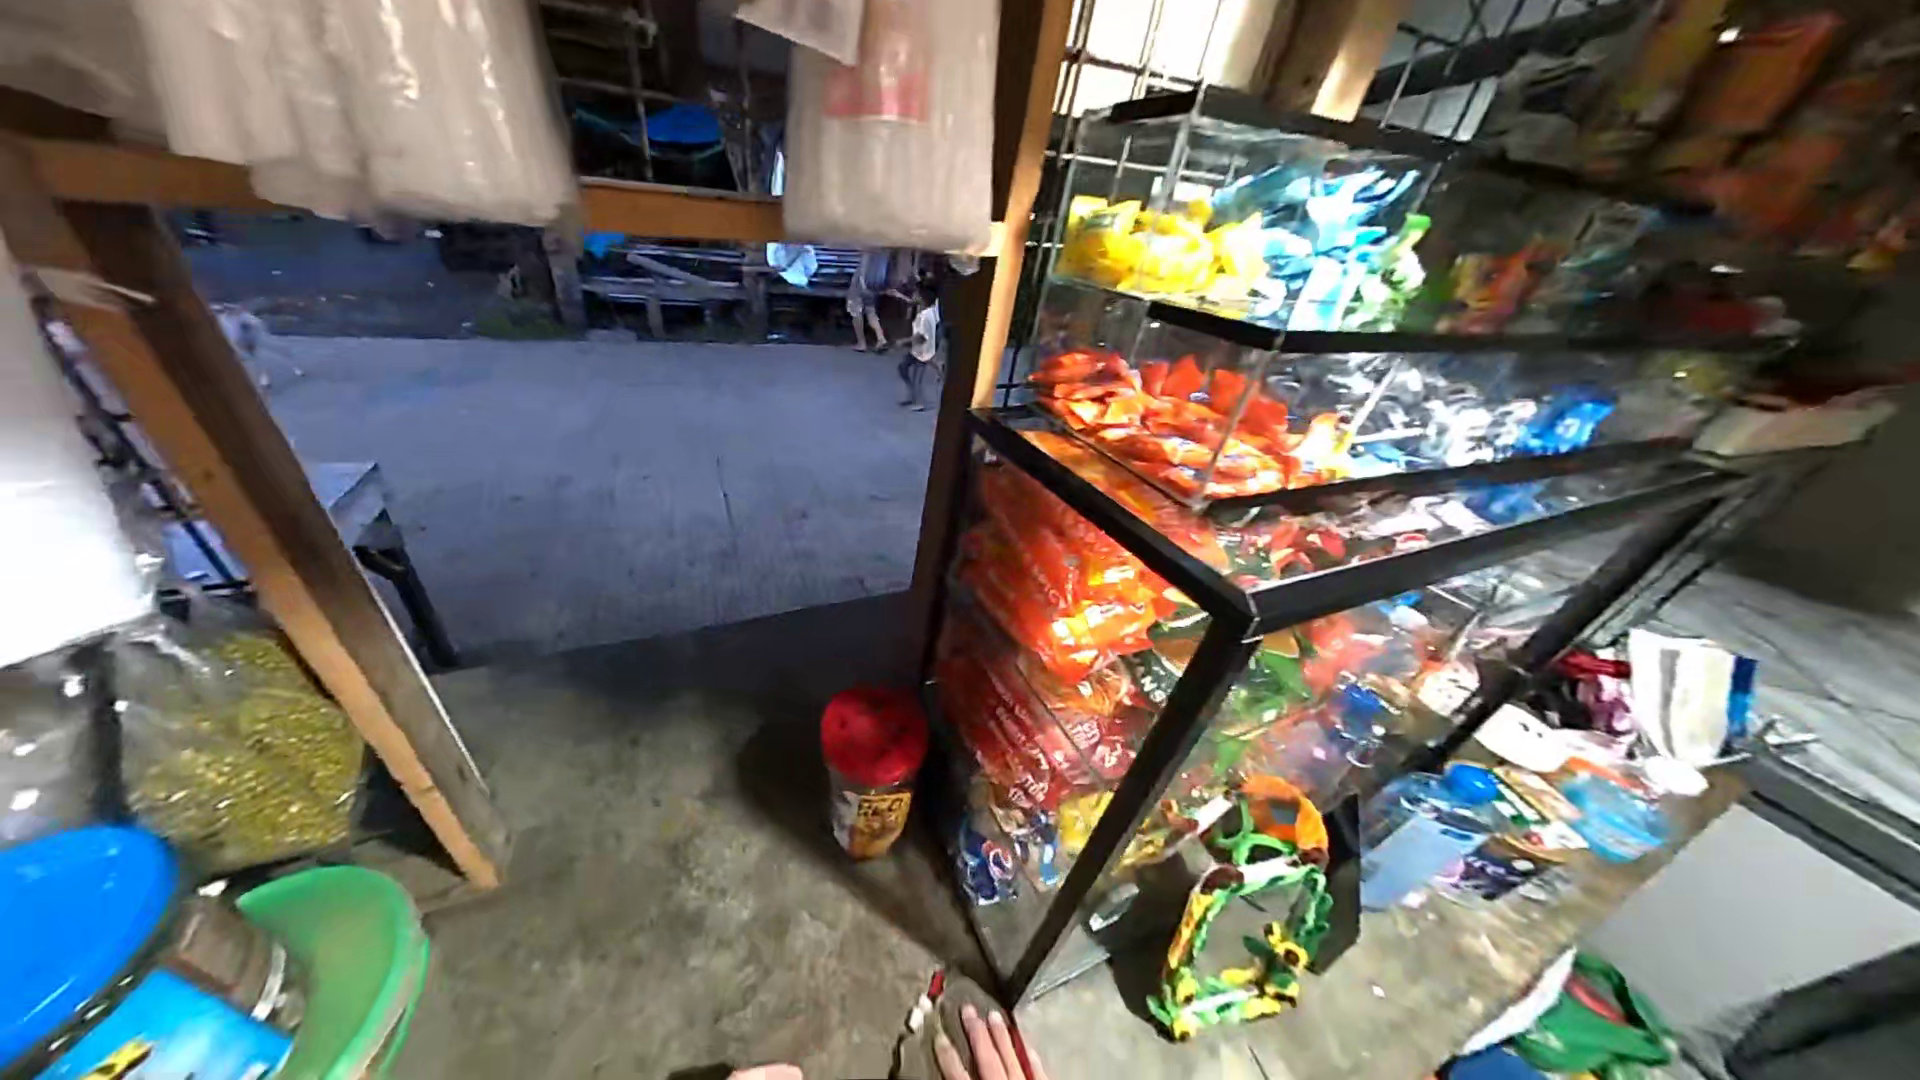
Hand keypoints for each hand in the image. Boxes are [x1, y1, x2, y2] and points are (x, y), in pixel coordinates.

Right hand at [934, 1005, 1049, 1079]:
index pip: (958, 1075)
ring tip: (994, 1015)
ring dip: (1002, 1037)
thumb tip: (944, 1071)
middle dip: (976, 1031)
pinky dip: (1031, 1057)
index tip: (939, 1034)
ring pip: (1012, 1058)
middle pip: (986, 1057)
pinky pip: (1038, 1073)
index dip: (947, 1054)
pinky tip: (1027, 1044)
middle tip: (968, 1008)